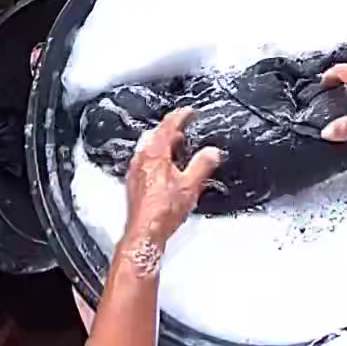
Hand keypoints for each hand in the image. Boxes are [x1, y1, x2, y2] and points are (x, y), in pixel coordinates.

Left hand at [121, 108, 222, 251]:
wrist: (144, 234)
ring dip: (165, 145)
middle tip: (186, 131)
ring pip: (150, 148)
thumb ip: (203, 165)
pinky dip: (159, 158)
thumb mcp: (191, 185)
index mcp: (155, 154)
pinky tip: (168, 171)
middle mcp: (142, 159)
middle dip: (173, 130)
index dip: (181, 116)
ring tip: (179, 150)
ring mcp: (136, 171)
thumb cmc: (162, 211)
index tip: (189, 112)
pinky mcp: (135, 182)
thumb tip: (212, 152)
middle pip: (156, 135)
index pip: (168, 125)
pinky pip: (147, 161)